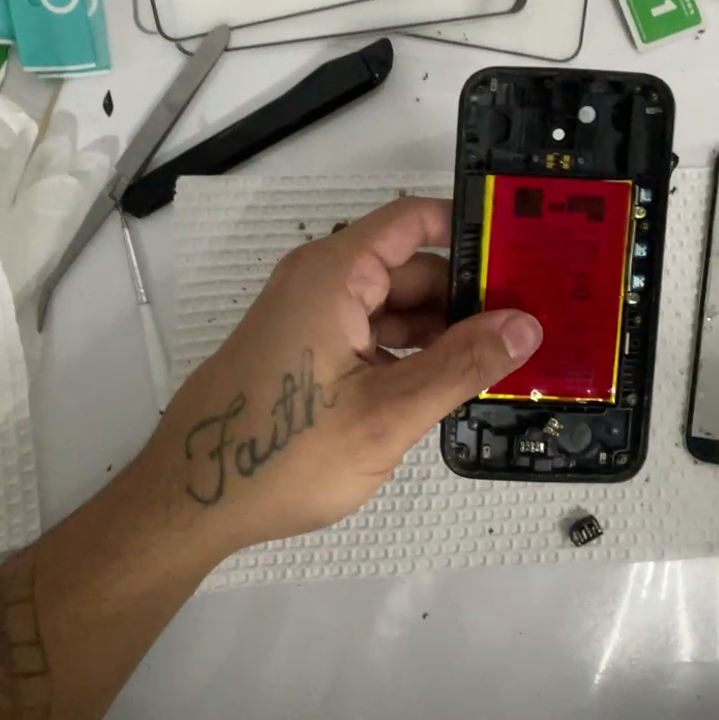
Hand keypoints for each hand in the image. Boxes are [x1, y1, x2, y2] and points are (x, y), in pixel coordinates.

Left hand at [130, 196, 542, 555]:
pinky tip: (445, 384)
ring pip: (390, 305)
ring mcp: (309, 316)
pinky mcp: (304, 349)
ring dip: (440, 329)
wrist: (191, 499)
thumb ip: (460, 365)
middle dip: (464, 293)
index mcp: (335, 273)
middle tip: (528, 326)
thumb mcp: (386, 413)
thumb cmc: (285, 452)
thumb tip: (526, 324)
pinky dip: (407, 351)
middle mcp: (320, 281)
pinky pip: (368, 333)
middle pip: (407, 266)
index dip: (468, 229)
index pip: (413, 220)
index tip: (523, 254)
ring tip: (499, 360)